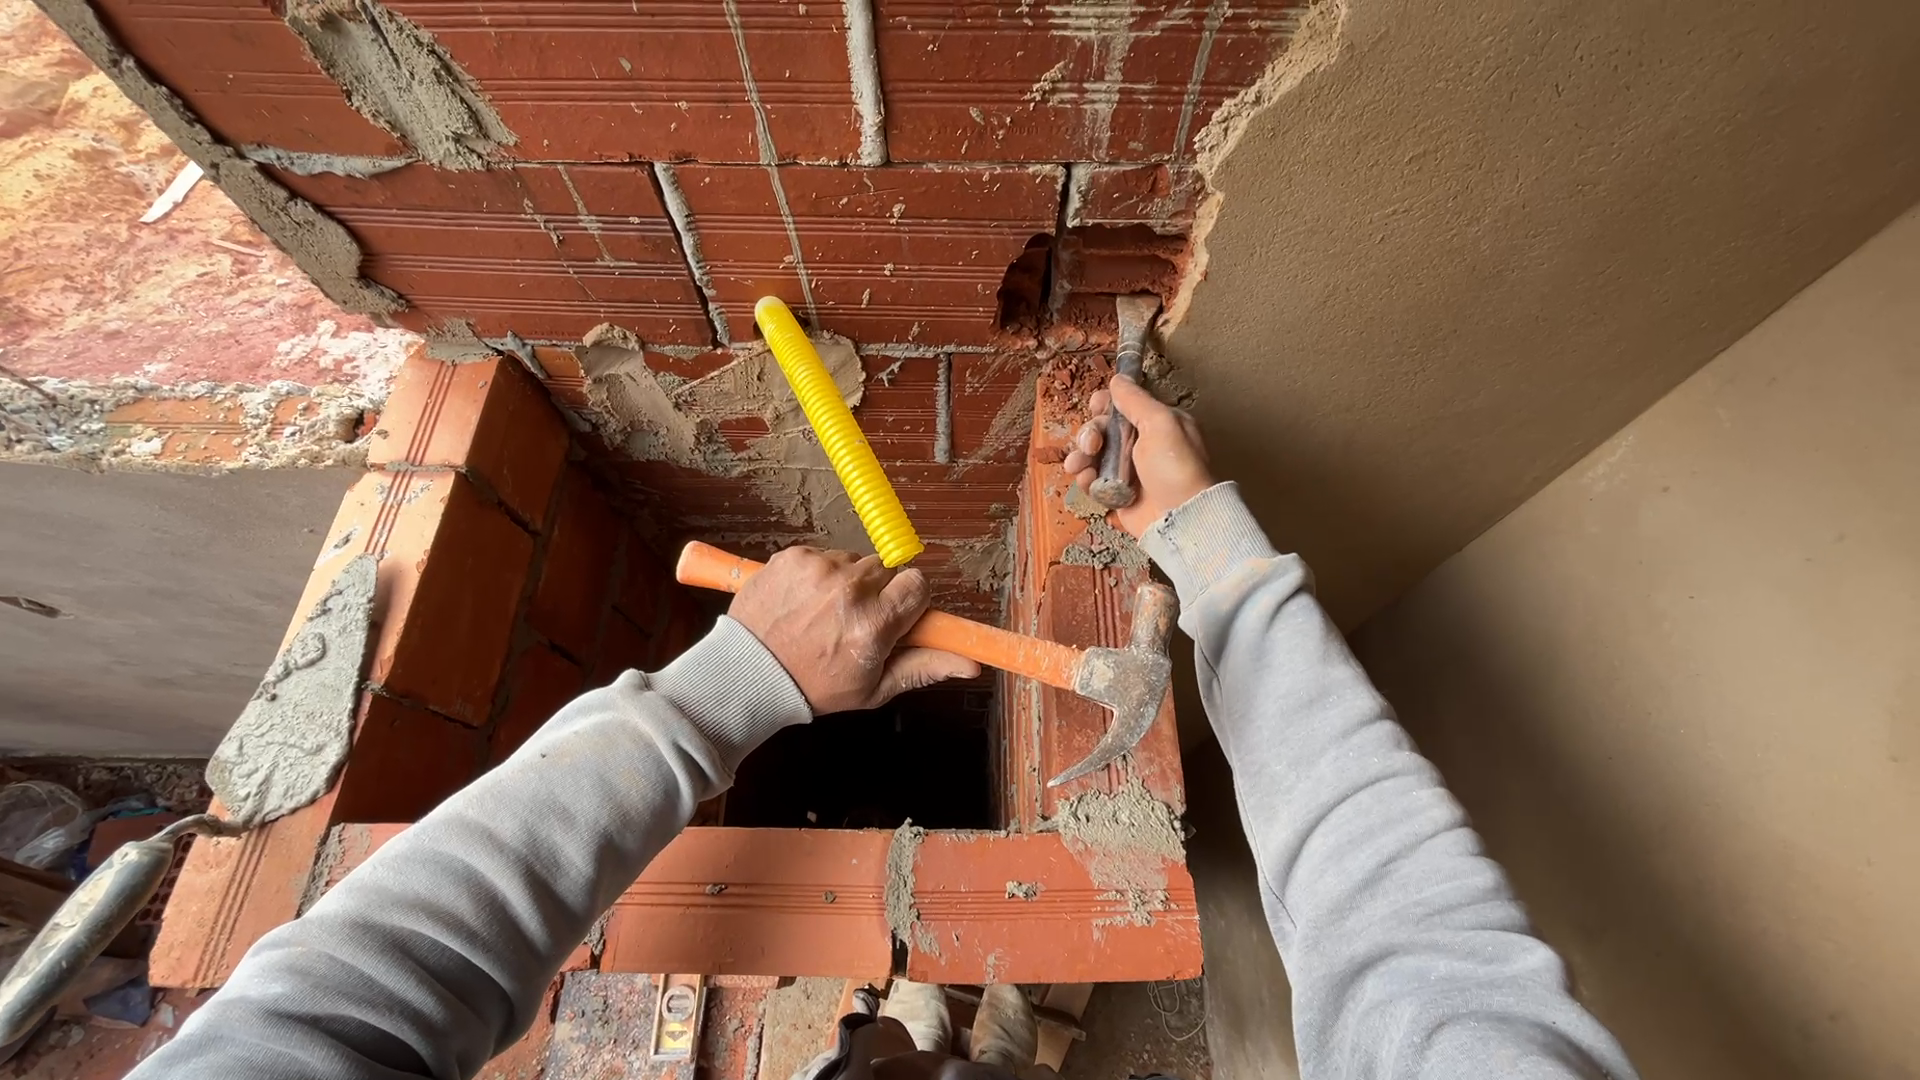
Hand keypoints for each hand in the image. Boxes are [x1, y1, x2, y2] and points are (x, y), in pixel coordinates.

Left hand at [728, 547, 979, 713]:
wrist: (748, 673)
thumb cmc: (814, 685)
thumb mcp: (874, 687)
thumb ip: (924, 668)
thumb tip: (971, 663)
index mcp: (874, 624)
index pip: (918, 584)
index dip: (909, 599)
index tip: (894, 614)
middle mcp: (849, 589)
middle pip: (886, 570)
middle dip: (876, 592)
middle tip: (852, 619)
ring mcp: (818, 568)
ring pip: (853, 561)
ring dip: (845, 581)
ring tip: (821, 613)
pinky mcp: (793, 556)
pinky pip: (822, 555)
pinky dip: (816, 574)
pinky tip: (802, 601)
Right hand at [1061, 375, 1214, 536]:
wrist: (1179, 518)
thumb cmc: (1174, 468)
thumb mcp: (1160, 424)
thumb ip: (1136, 400)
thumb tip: (1118, 378)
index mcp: (1156, 423)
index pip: (1123, 405)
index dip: (1104, 405)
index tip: (1095, 407)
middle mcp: (1140, 443)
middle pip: (1101, 428)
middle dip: (1089, 434)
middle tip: (1091, 446)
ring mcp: (1127, 469)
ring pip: (1092, 454)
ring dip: (1080, 456)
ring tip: (1078, 466)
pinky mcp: (1116, 492)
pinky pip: (1092, 479)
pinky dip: (1086, 479)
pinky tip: (1087, 482)